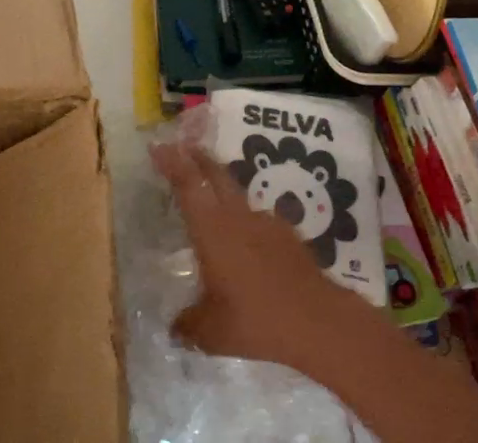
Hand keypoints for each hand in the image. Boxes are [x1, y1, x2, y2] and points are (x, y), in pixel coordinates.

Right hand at [150, 139, 376, 371]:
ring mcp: (267, 223)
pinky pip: (258, 220)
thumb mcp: (211, 332)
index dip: (172, 163)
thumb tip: (176, 329)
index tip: (159, 146)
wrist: (317, 320)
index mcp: (213, 230)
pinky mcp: (288, 236)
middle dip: (197, 159)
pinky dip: (245, 221)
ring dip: (222, 189)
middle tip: (183, 149)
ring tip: (212, 203)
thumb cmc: (256, 320)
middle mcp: (238, 217)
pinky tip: (246, 244)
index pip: (188, 185)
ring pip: (238, 195)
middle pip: (215, 176)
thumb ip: (189, 325)